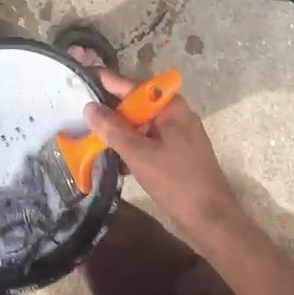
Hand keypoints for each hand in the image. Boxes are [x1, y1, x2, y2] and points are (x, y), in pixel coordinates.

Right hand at [84, 70, 241, 244]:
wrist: (211, 219)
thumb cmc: (176, 181)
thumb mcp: (139, 153)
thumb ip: (112, 129)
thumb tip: (89, 107)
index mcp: (170, 105)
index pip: (132, 86)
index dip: (108, 80)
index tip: (85, 75)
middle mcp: (175, 113)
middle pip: (136, 104)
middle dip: (111, 109)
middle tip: (82, 109)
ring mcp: (178, 133)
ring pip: (141, 124)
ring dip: (120, 130)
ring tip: (92, 134)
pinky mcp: (177, 152)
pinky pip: (149, 139)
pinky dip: (132, 145)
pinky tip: (115, 158)